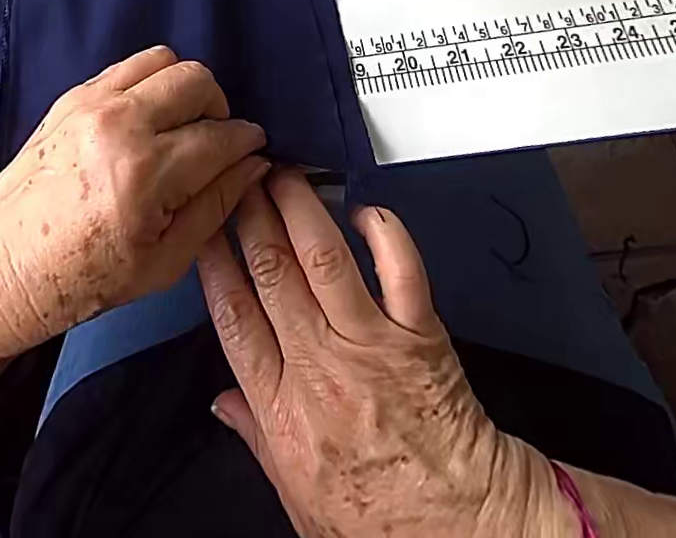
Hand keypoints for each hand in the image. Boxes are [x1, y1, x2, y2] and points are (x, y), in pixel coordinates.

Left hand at [0, 46, 269, 372]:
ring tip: (179, 125)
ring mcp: (89, 103)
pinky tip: (145, 120)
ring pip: (163, 60)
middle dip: (218, 108)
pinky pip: (126, 67)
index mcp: (145, 174)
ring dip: (183, 88)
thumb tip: (253, 164)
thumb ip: (216, 204)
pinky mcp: (70, 97)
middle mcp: (118, 124)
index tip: (252, 148)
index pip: (220, 136)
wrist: (3, 263)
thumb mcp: (165, 262)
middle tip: (215, 138)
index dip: (246, 142)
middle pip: (196, 80)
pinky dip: (147, 84)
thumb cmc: (81, 277)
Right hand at [196, 172, 578, 537]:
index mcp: (279, 400)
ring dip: (299, 208)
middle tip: (241, 178)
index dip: (212, 258)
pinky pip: (401, 271)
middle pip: (270, 269)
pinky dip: (384, 233)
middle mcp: (317, 363)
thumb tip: (216, 396)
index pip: (231, 311)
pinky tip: (362, 209)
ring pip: (322, 258)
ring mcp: (370, 345)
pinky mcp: (421, 336)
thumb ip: (252, 435)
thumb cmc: (379, 516)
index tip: (204, 221)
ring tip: (282, 173)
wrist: (471, 534)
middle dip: (249, 214)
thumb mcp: (295, 494)